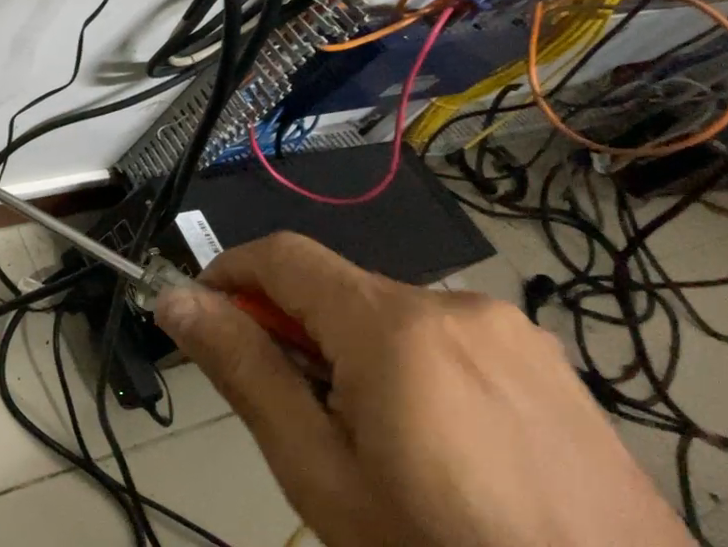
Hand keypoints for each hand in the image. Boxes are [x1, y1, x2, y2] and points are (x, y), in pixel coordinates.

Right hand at [151, 232, 690, 546]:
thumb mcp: (321, 473)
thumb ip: (246, 373)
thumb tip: (175, 300)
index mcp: (393, 325)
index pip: (280, 255)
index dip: (227, 276)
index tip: (205, 325)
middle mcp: (456, 305)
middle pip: (336, 288)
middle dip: (292, 331)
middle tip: (292, 414)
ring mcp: (514, 333)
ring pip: (389, 315)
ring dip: (350, 352)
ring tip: (370, 443)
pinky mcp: (552, 366)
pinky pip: (447, 339)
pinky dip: (410, 367)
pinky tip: (436, 446)